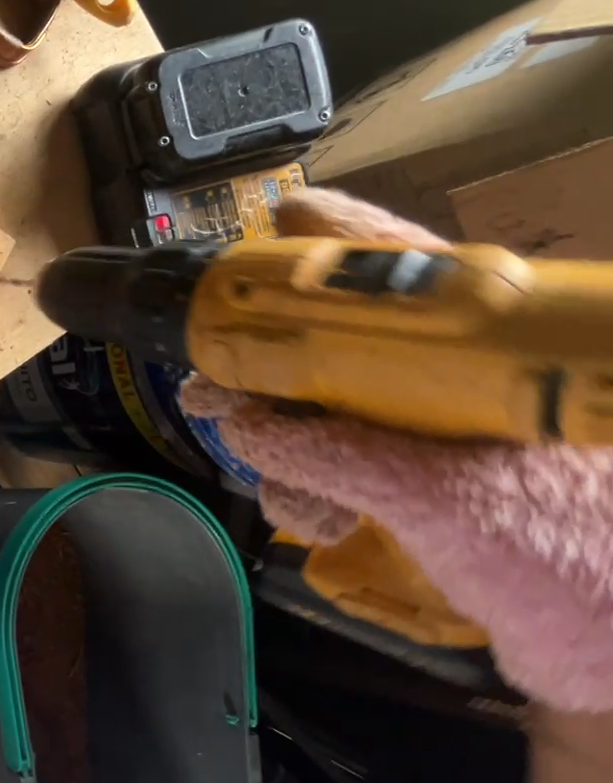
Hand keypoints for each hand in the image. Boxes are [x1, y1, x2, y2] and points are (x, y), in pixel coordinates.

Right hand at [180, 188, 612, 710]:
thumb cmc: (579, 563)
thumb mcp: (453, 501)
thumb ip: (339, 455)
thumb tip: (241, 422)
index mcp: (507, 365)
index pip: (421, 278)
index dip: (347, 245)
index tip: (282, 220)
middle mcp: (470, 390)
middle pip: (347, 348)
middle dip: (270, 375)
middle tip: (207, 390)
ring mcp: (443, 441)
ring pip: (327, 414)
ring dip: (283, 454)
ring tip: (295, 501)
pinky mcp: (423, 489)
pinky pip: (335, 468)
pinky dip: (309, 494)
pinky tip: (323, 526)